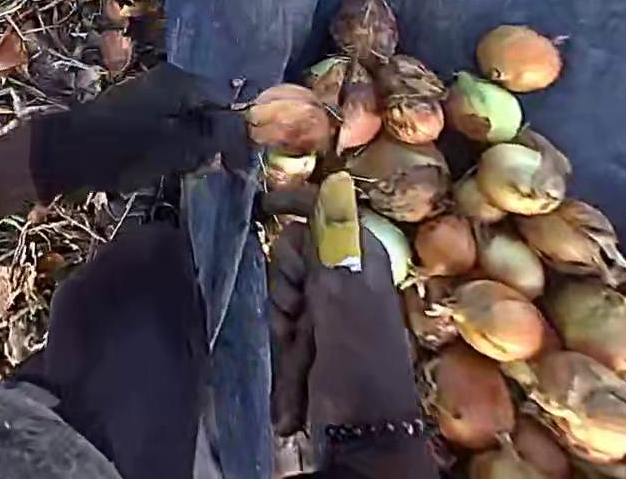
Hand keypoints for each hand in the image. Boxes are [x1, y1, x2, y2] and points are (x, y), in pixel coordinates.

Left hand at [28, 64, 236, 199]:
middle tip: (214, 168)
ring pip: (190, 117)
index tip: (240, 162)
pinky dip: (176, 143)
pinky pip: (170, 124)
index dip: (237, 129)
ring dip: (195, 143)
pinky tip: (169, 163)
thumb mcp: (175, 146)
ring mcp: (151, 93)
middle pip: (208, 107)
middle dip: (215, 137)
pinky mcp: (137, 110)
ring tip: (190, 168)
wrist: (63, 153)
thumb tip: (242, 130)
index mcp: (181, 81)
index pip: (226, 99)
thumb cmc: (122, 149)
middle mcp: (169, 80)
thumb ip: (213, 136)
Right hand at [268, 221, 422, 434]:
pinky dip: (282, 338)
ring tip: (298, 343)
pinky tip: (293, 361)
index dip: (295, 204)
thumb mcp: (344, 301)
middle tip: (297, 307)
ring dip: (283, 314)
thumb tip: (335, 185)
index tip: (263, 207)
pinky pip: (282, 317)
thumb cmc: (358, 367)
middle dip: (286, 277)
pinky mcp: (313, 333)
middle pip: (294, 248)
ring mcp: (329, 304)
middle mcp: (345, 272)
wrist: (360, 438)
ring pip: (283, 284)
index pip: (325, 211)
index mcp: (361, 256)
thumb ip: (332, 247)